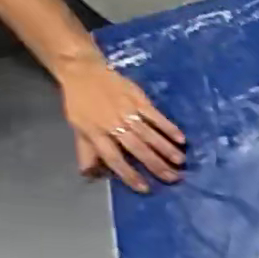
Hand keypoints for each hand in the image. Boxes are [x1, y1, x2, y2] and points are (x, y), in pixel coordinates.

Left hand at [56, 57, 185, 192]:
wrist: (81, 69)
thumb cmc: (80, 102)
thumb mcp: (77, 127)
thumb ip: (87, 151)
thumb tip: (89, 174)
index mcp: (96, 132)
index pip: (114, 158)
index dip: (129, 174)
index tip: (145, 188)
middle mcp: (112, 123)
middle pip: (136, 148)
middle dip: (155, 164)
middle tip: (172, 177)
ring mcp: (126, 110)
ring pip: (148, 133)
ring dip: (166, 148)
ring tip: (180, 161)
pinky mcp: (137, 98)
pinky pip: (155, 115)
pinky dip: (168, 127)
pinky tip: (181, 138)